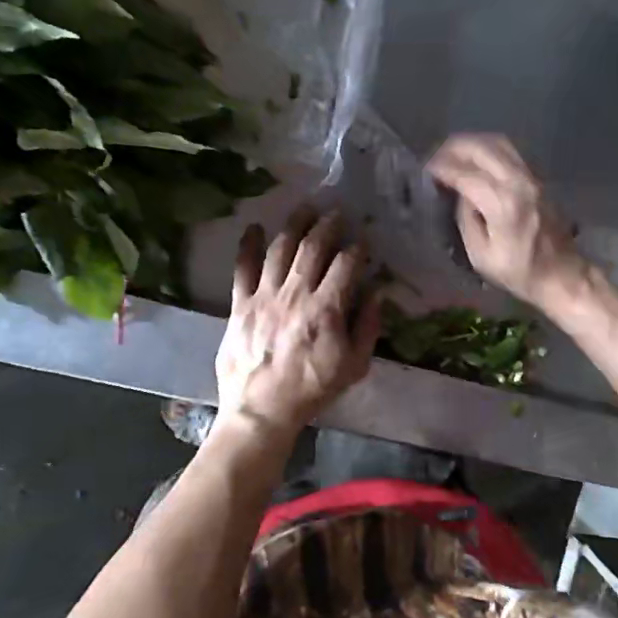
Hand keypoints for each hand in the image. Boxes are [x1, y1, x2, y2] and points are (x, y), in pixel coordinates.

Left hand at [214, 209, 381, 433]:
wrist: (262, 409)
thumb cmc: (313, 388)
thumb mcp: (355, 365)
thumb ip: (368, 327)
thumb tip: (377, 294)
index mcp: (327, 309)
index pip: (346, 265)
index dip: (358, 249)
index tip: (364, 241)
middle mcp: (296, 294)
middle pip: (313, 248)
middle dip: (328, 225)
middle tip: (337, 212)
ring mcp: (265, 296)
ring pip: (281, 249)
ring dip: (295, 224)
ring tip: (305, 208)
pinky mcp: (240, 304)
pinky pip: (242, 267)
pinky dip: (249, 245)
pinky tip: (255, 228)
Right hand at [427, 133, 591, 313]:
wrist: (561, 274)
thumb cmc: (519, 272)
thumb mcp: (481, 256)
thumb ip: (466, 220)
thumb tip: (459, 194)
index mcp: (502, 203)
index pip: (464, 173)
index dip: (440, 168)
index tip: (424, 170)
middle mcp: (518, 182)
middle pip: (480, 147)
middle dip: (452, 148)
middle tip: (435, 158)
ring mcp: (532, 177)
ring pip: (498, 142)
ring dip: (472, 143)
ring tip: (453, 155)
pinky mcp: (539, 179)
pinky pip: (511, 152)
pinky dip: (489, 149)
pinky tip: (477, 160)